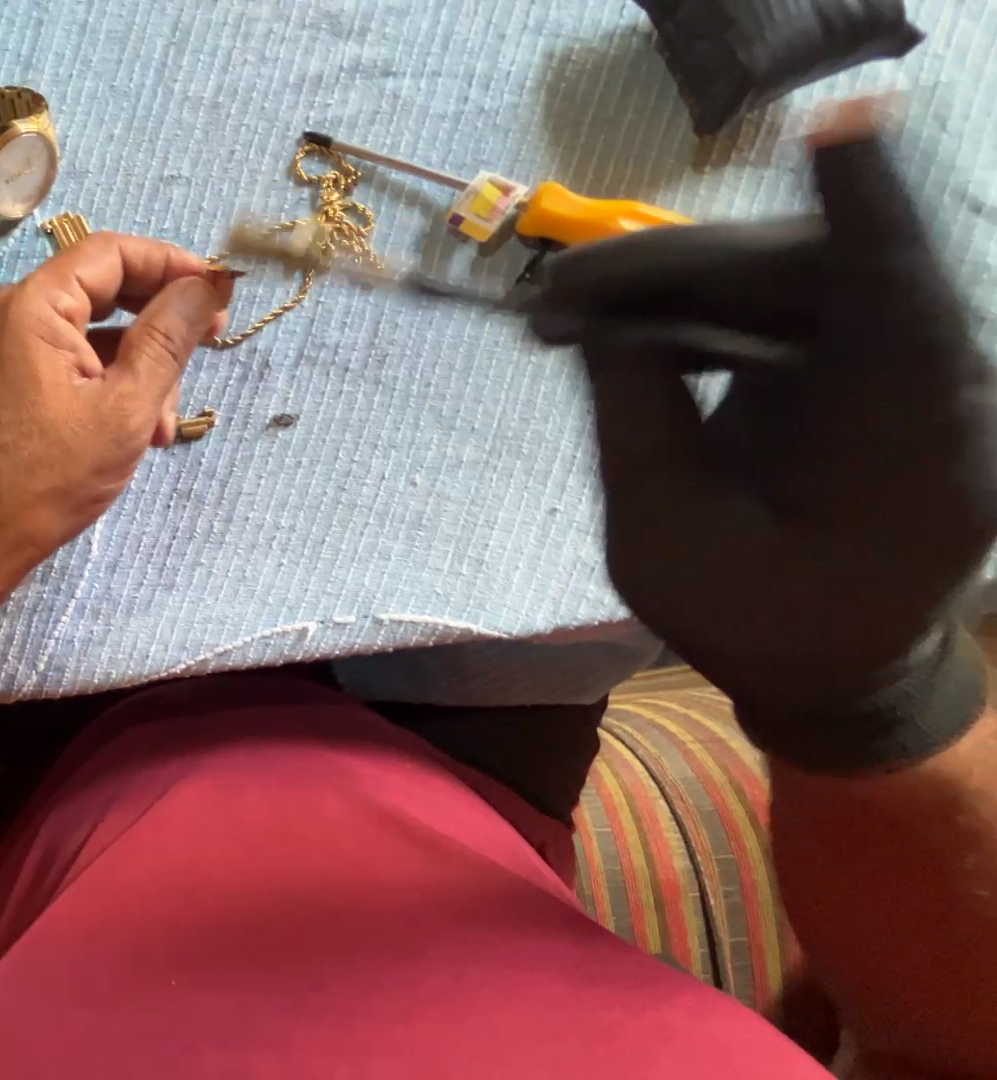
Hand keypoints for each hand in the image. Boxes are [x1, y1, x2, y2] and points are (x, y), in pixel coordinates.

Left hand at [0, 233, 231, 595]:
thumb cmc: (51, 478)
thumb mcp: (126, 407)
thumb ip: (169, 337)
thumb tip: (206, 284)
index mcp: (35, 307)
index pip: (112, 253)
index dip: (172, 264)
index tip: (219, 292)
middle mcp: (17, 317)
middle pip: (106, 291)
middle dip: (161, 324)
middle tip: (209, 346)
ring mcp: (14, 353)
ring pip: (97, 336)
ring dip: (142, 370)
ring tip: (165, 425)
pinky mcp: (18, 386)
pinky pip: (77, 367)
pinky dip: (114, 390)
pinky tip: (142, 432)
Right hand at [533, 105, 996, 771]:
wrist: (825, 659)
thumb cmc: (744, 617)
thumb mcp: (660, 532)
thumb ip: (634, 421)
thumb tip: (596, 324)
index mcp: (908, 445)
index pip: (898, 302)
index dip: (865, 211)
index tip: (838, 124)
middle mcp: (929, 386)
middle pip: (810, 277)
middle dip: (671, 271)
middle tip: (547, 297)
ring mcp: (896, 372)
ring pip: (783, 282)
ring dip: (663, 288)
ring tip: (551, 315)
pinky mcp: (856, 368)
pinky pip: (770, 311)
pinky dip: (685, 313)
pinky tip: (613, 332)